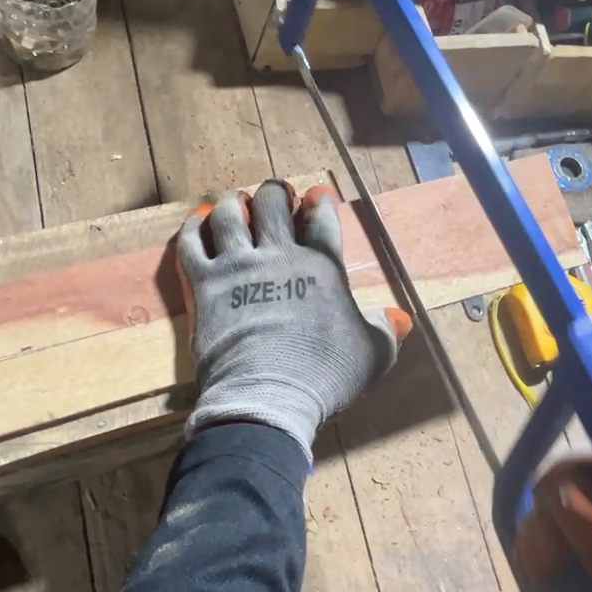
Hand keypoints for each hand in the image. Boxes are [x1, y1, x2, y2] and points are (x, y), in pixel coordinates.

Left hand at [176, 180, 410, 461]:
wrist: (267, 397)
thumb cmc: (325, 377)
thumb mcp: (373, 355)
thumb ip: (386, 330)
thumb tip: (399, 318)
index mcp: (323, 266)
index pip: (322, 218)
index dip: (320, 202)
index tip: (316, 197)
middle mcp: (279, 255)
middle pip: (272, 202)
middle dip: (274, 194)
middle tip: (274, 200)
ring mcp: (238, 266)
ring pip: (229, 213)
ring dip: (233, 204)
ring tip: (235, 205)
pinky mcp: (204, 284)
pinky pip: (192, 242)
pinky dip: (195, 228)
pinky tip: (198, 224)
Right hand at [517, 461, 591, 591]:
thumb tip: (556, 487)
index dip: (581, 471)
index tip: (548, 506)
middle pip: (585, 473)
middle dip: (553, 511)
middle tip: (544, 555)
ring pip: (563, 497)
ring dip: (543, 530)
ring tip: (541, 569)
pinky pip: (561, 520)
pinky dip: (543, 540)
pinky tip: (542, 569)